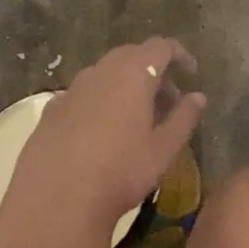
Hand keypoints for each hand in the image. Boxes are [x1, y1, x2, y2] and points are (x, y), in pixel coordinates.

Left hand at [0, 38, 205, 247]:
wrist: (55, 200)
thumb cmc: (120, 172)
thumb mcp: (163, 149)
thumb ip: (184, 118)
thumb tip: (198, 97)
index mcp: (131, 74)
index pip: (160, 47)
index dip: (179, 54)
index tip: (192, 72)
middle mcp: (98, 73)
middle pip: (130, 57)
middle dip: (154, 72)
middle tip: (170, 101)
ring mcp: (70, 91)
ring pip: (105, 76)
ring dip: (127, 87)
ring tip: (140, 119)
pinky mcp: (50, 112)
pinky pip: (84, 95)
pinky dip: (102, 102)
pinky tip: (105, 133)